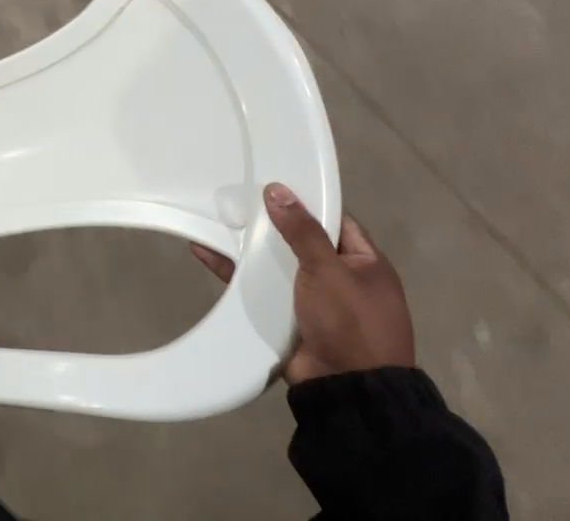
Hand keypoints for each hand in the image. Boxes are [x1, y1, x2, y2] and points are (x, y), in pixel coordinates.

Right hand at [191, 184, 413, 385]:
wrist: (346, 386)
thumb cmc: (351, 322)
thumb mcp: (329, 270)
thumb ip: (302, 231)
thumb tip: (277, 190)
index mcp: (365, 264)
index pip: (335, 221)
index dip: (307, 202)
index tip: (272, 183)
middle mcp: (340, 277)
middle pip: (300, 240)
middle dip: (269, 222)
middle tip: (234, 197)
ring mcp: (311, 297)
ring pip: (274, 262)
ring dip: (246, 245)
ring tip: (213, 219)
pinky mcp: (284, 313)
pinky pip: (255, 285)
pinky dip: (232, 270)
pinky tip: (203, 252)